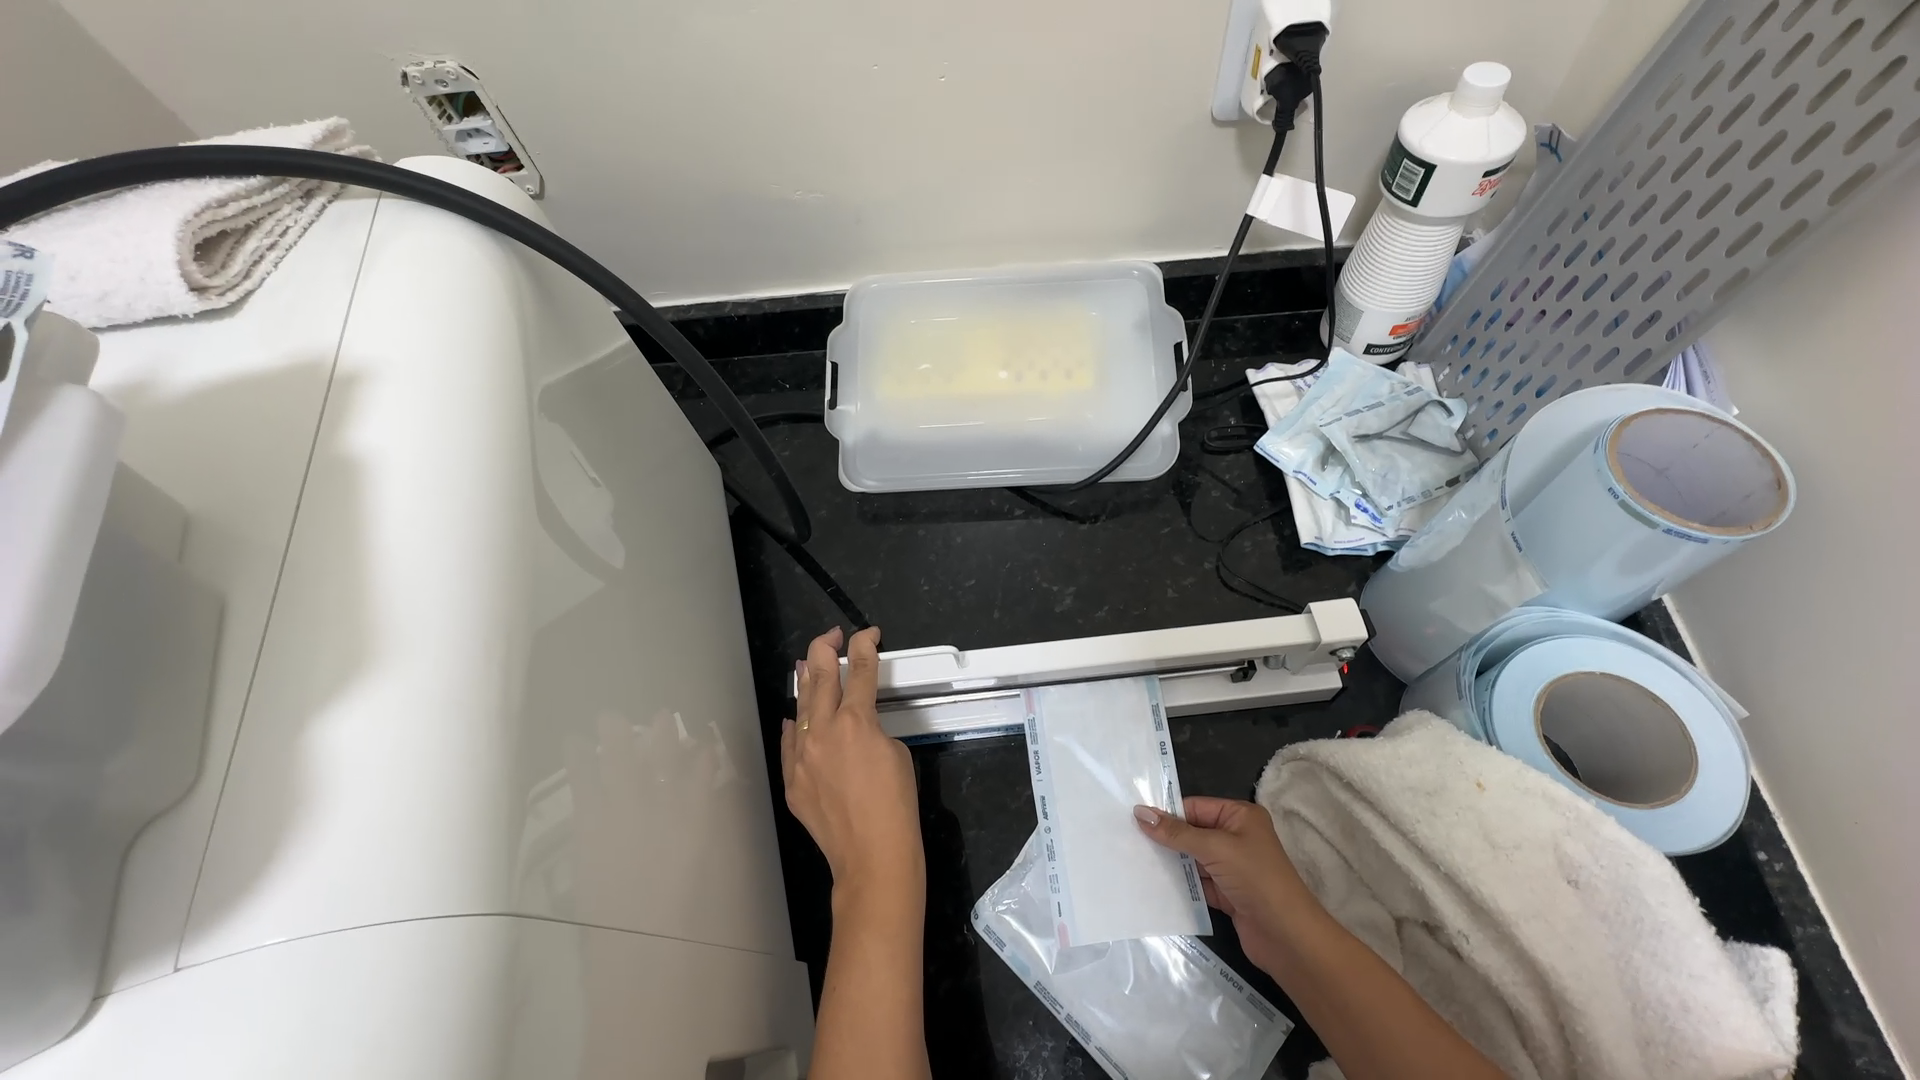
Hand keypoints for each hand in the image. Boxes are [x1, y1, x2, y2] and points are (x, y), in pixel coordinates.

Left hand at [783, 627, 923, 904]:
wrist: (872, 854)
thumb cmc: (896, 804)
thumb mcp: (897, 752)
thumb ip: (872, 728)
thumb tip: (856, 725)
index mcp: (855, 721)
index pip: (859, 671)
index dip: (865, 646)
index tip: (868, 635)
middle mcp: (821, 732)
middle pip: (820, 676)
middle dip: (826, 648)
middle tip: (833, 636)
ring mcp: (802, 756)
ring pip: (799, 706)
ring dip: (806, 680)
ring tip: (809, 663)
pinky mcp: (793, 780)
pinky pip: (789, 743)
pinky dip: (794, 725)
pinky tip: (795, 716)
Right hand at [1135, 796, 1319, 975]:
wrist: (1287, 936)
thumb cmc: (1255, 878)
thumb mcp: (1214, 848)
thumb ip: (1176, 833)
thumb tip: (1140, 812)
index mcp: (1240, 817)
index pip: (1196, 807)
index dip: (1167, 813)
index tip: (1134, 819)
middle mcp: (1237, 838)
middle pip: (1193, 832)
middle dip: (1165, 838)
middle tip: (1128, 838)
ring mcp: (1233, 868)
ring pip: (1193, 859)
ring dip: (1170, 862)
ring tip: (1134, 860)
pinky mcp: (1227, 893)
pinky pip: (1197, 883)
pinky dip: (1180, 884)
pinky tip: (1154, 883)